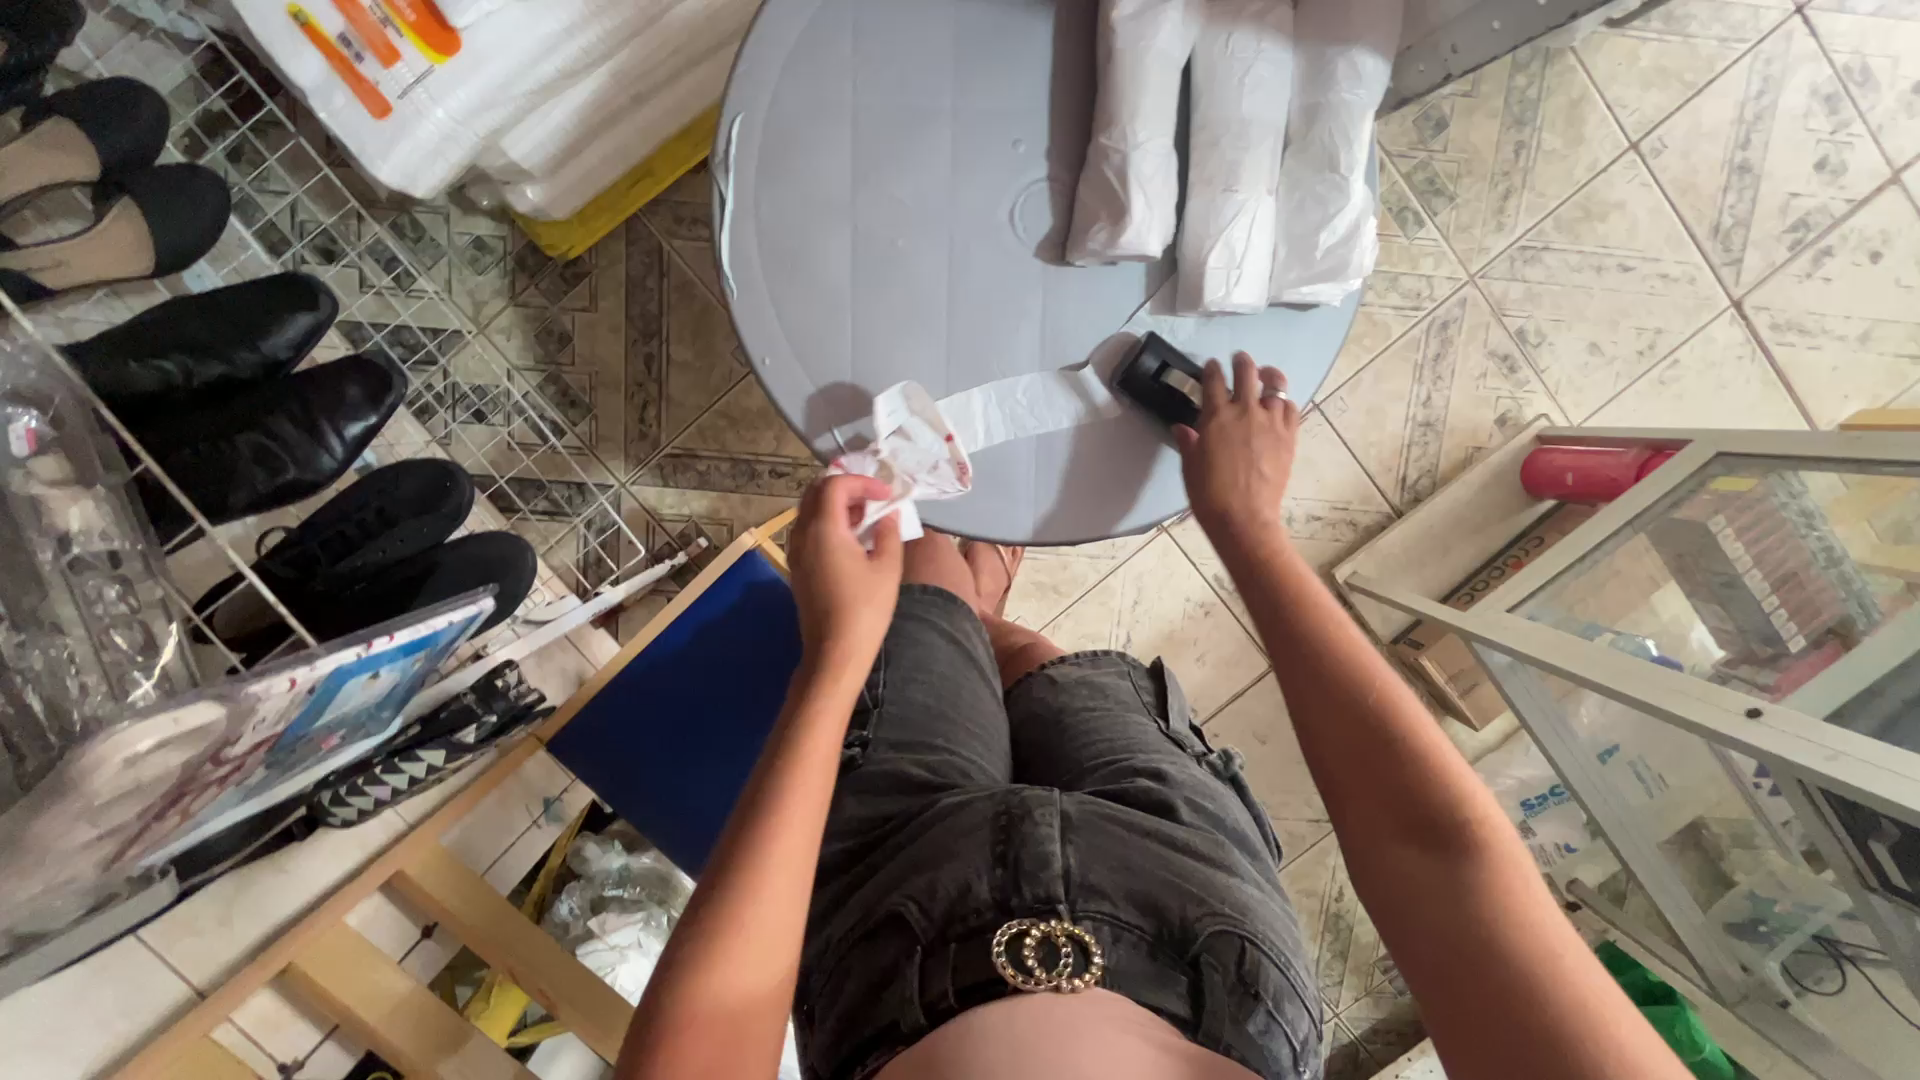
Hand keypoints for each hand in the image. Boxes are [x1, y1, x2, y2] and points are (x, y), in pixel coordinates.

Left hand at [787, 474, 903, 669]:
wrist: (835, 651)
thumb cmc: (865, 609)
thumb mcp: (887, 567)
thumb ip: (889, 532)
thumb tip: (889, 513)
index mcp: (823, 529)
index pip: (835, 485)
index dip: (862, 482)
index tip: (887, 494)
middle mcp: (802, 534)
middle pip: (816, 492)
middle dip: (846, 488)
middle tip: (874, 498)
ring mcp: (796, 551)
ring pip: (809, 510)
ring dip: (836, 505)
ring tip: (866, 517)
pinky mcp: (798, 566)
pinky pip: (808, 530)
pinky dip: (828, 522)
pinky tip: (852, 539)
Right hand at [1173, 351, 1300, 554]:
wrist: (1243, 517)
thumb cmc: (1209, 494)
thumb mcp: (1190, 467)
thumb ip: (1188, 442)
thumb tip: (1182, 428)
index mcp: (1215, 417)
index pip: (1213, 380)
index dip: (1211, 369)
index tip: (1211, 365)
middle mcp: (1245, 411)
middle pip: (1246, 372)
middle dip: (1241, 362)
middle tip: (1239, 359)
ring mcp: (1271, 422)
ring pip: (1276, 385)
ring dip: (1269, 375)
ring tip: (1266, 373)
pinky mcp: (1289, 436)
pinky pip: (1292, 408)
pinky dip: (1285, 401)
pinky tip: (1281, 403)